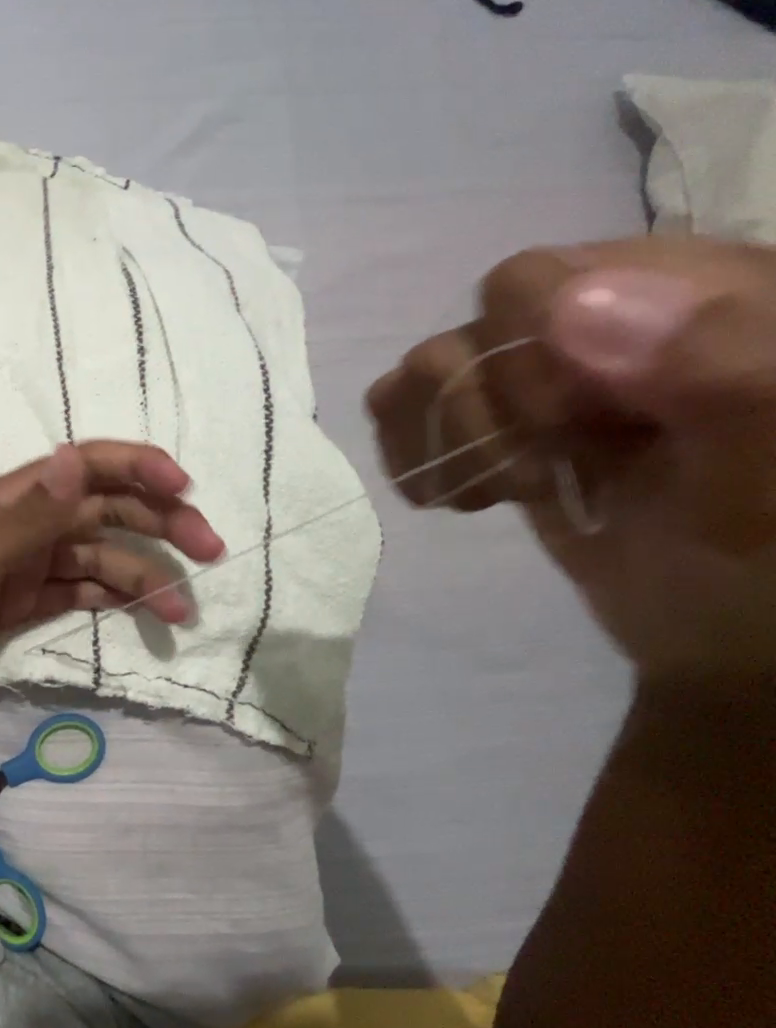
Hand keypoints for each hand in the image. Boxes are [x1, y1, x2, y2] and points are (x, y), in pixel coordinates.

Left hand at [0, 440, 225, 697]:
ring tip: (182, 614)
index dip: (139, 467)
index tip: (187, 488)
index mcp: (14, 499)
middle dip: (161, 523)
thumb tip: (74, 456)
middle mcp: (29, 522)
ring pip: (103, 556)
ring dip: (145, 577)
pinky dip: (116, 600)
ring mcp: (31, 561)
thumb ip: (29, 516)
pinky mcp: (30, 598)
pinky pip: (84, 590)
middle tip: (210, 552)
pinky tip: (148, 615)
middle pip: (107, 509)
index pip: (87, 465)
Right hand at [366, 236, 775, 683]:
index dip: (521, 358)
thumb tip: (572, 304)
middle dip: (482, 410)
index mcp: (696, 295)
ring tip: (500, 492)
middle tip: (537, 475)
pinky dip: (414, 453)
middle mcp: (610, 318)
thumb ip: (719, 367)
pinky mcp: (500, 423)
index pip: (540, 282)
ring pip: (429, 368)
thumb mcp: (775, 469)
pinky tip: (461, 495)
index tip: (567, 435)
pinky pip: (406, 405)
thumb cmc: (771, 567)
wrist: (733, 629)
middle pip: (474, 328)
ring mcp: (547, 375)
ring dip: (447, 441)